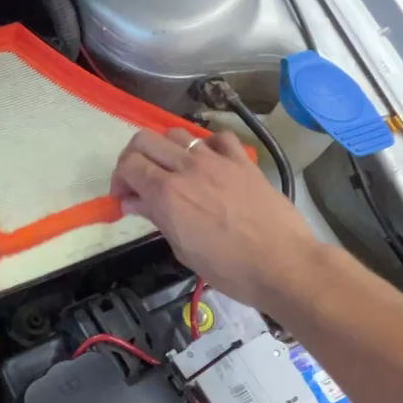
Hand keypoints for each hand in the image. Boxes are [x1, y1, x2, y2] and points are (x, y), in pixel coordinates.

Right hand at [110, 127, 333, 313]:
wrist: (284, 264)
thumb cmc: (229, 268)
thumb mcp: (182, 249)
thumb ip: (155, 217)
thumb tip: (133, 201)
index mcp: (166, 193)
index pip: (128, 165)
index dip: (118, 179)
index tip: (123, 197)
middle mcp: (187, 167)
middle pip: (145, 140)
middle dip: (133, 157)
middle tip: (138, 179)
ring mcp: (217, 160)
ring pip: (176, 133)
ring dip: (165, 148)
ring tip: (171, 169)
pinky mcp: (242, 161)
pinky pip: (217, 138)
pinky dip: (206, 146)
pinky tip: (209, 162)